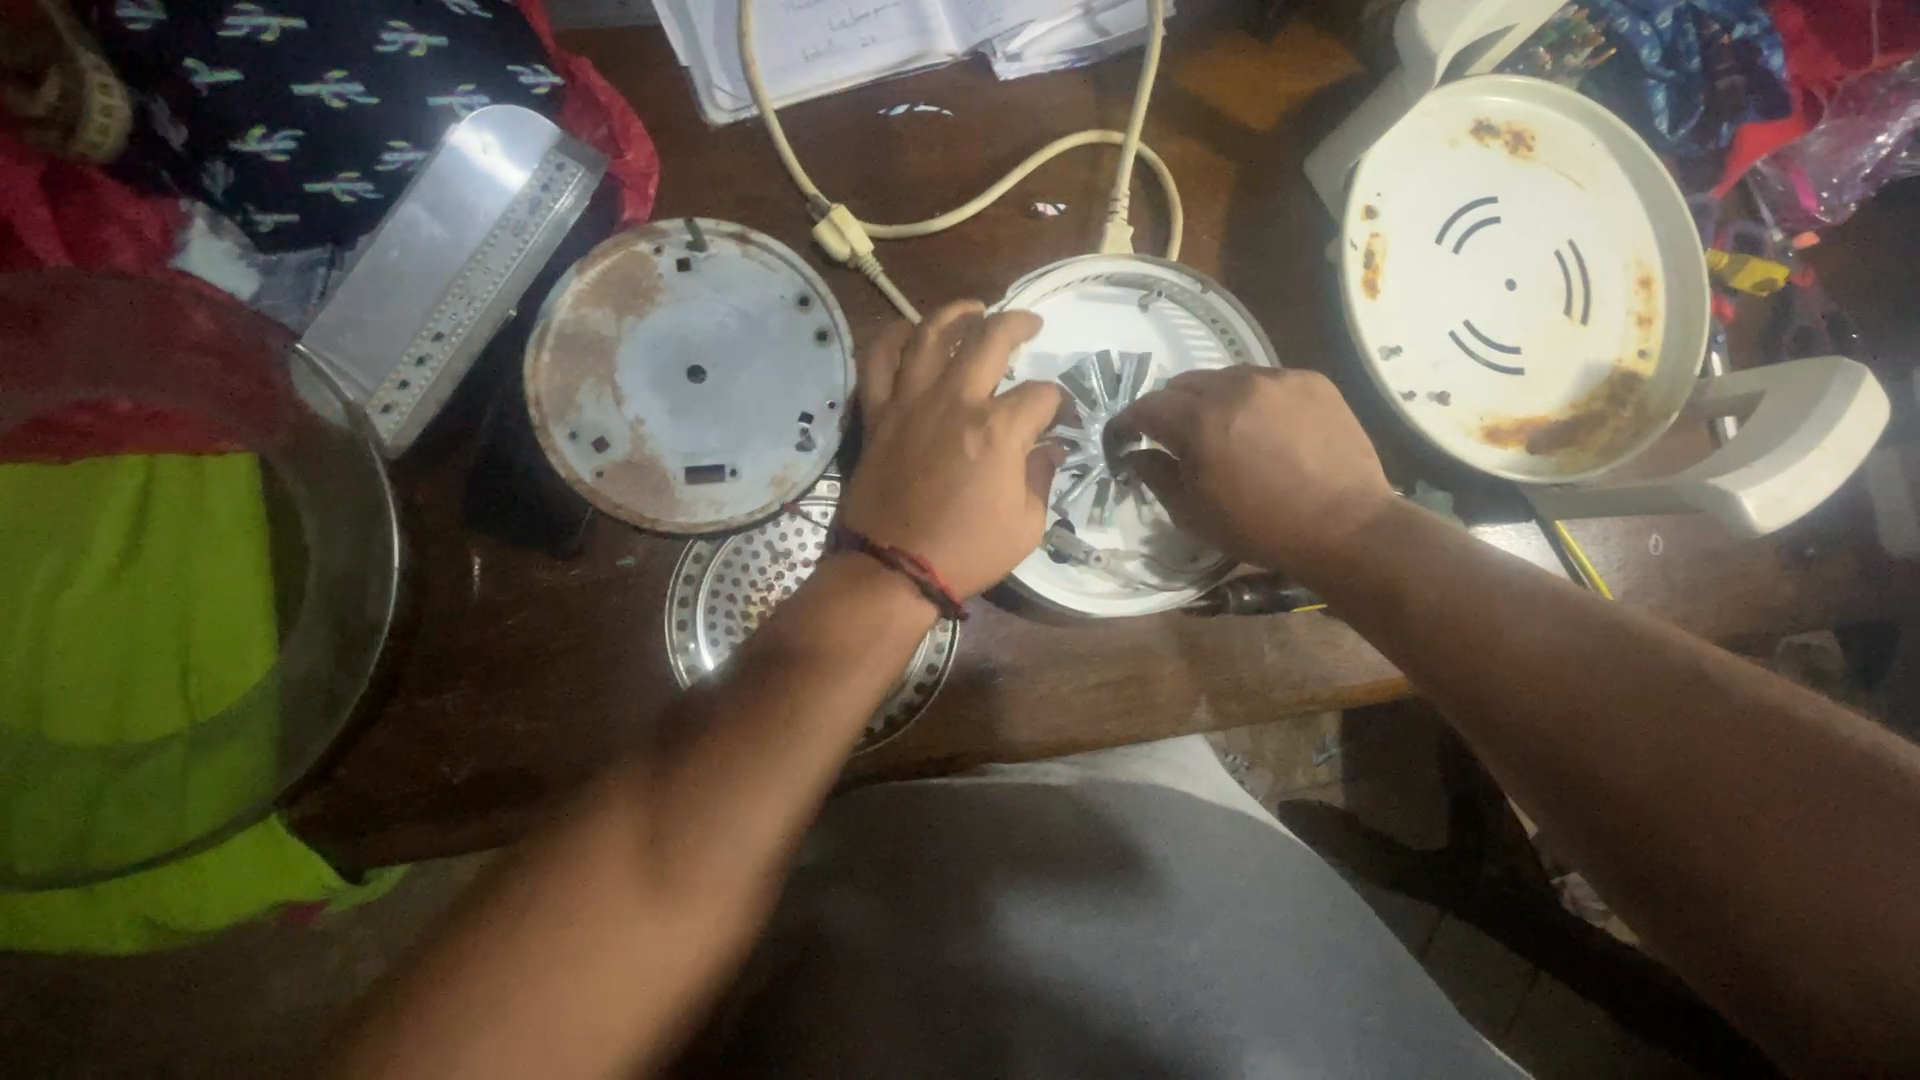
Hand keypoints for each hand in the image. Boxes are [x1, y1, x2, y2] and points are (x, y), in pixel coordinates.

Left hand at [840, 301, 1065, 598]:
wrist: (892, 570)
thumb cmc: (966, 552)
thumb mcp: (1026, 525)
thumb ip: (1040, 478)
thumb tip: (1048, 450)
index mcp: (999, 429)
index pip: (1041, 395)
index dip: (1059, 402)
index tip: (1060, 418)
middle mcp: (955, 400)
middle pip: (991, 338)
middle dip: (1018, 324)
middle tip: (1030, 324)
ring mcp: (910, 402)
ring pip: (931, 334)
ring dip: (957, 313)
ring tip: (973, 310)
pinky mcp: (878, 414)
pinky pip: (879, 361)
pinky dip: (894, 339)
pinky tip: (910, 333)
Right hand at [1110, 367, 1393, 575]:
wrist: (1345, 527)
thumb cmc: (1259, 529)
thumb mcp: (1193, 514)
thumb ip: (1156, 476)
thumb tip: (1136, 455)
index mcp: (1198, 422)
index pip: (1145, 407)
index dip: (1127, 424)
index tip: (1124, 441)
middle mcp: (1234, 387)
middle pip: (1182, 385)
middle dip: (1169, 410)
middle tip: (1176, 441)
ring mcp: (1276, 379)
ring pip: (1224, 377)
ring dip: (1211, 401)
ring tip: (1225, 432)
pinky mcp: (1311, 381)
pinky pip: (1266, 381)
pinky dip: (1254, 400)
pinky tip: (1267, 430)